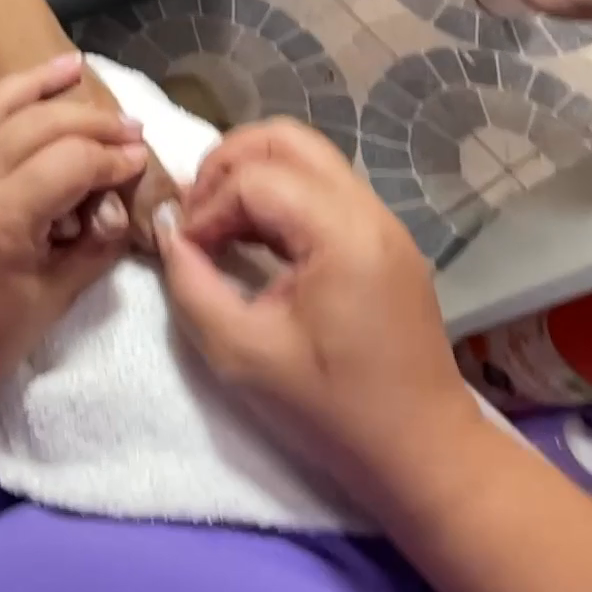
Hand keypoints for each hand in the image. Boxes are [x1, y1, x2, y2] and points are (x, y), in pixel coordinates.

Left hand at [0, 54, 149, 398]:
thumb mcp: (58, 295)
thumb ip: (97, 242)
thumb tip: (122, 199)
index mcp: (4, 215)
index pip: (71, 161)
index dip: (113, 157)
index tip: (140, 158)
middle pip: (38, 124)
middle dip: (90, 121)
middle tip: (127, 125)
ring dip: (35, 82)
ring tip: (73, 64)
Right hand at [154, 119, 483, 492]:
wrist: (423, 452)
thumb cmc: (331, 408)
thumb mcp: (239, 352)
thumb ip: (191, 283)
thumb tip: (168, 232)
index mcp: (344, 236)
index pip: (254, 180)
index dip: (206, 207)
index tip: (187, 250)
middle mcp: (369, 212)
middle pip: (283, 139)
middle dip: (225, 164)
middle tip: (197, 211)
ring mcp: (380, 221)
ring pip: (301, 153)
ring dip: (248, 175)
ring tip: (218, 222)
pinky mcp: (379, 237)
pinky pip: (317, 184)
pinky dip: (273, 194)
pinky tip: (249, 236)